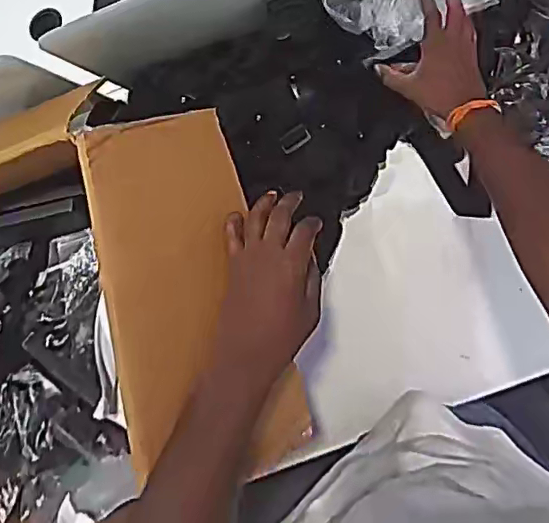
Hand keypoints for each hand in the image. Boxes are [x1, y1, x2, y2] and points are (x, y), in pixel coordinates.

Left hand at [208, 191, 321, 394]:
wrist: (244, 352)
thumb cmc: (277, 338)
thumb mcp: (310, 312)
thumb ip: (312, 280)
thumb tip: (310, 262)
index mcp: (291, 264)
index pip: (304, 231)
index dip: (313, 223)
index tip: (316, 222)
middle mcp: (268, 254)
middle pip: (280, 215)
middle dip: (290, 202)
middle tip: (296, 197)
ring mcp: (248, 256)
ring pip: (255, 217)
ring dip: (264, 203)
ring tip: (272, 196)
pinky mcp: (233, 263)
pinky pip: (232, 234)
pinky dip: (234, 221)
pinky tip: (238, 215)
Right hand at [377, 0, 489, 120]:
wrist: (466, 109)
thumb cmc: (441, 96)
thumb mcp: (409, 87)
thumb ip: (391, 76)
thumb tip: (379, 70)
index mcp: (436, 45)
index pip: (432, 17)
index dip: (427, 4)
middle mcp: (453, 43)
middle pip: (455, 14)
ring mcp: (465, 50)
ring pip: (466, 23)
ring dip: (463, 10)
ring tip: (462, 3)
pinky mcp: (473, 58)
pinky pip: (472, 36)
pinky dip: (471, 27)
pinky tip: (470, 28)